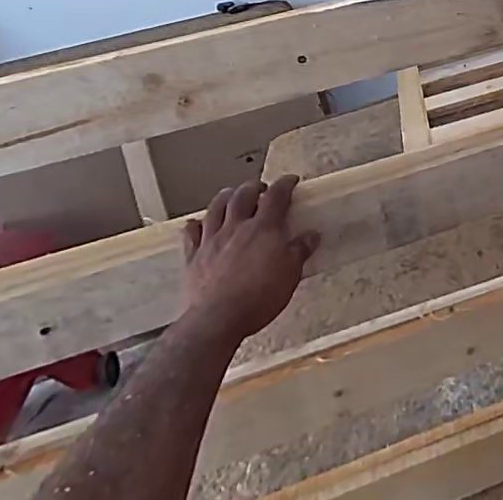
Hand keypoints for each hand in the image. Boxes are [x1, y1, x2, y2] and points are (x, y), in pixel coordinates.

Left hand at [178, 175, 318, 345]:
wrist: (216, 320)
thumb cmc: (259, 296)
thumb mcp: (291, 273)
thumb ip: (300, 251)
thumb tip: (311, 236)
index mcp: (264, 228)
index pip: (276, 195)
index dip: (285, 184)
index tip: (291, 181)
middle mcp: (236, 228)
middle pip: (242, 196)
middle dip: (253, 187)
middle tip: (261, 188)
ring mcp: (212, 242)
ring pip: (215, 209)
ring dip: (224, 197)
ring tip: (230, 195)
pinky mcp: (193, 259)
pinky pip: (190, 235)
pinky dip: (194, 225)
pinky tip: (196, 223)